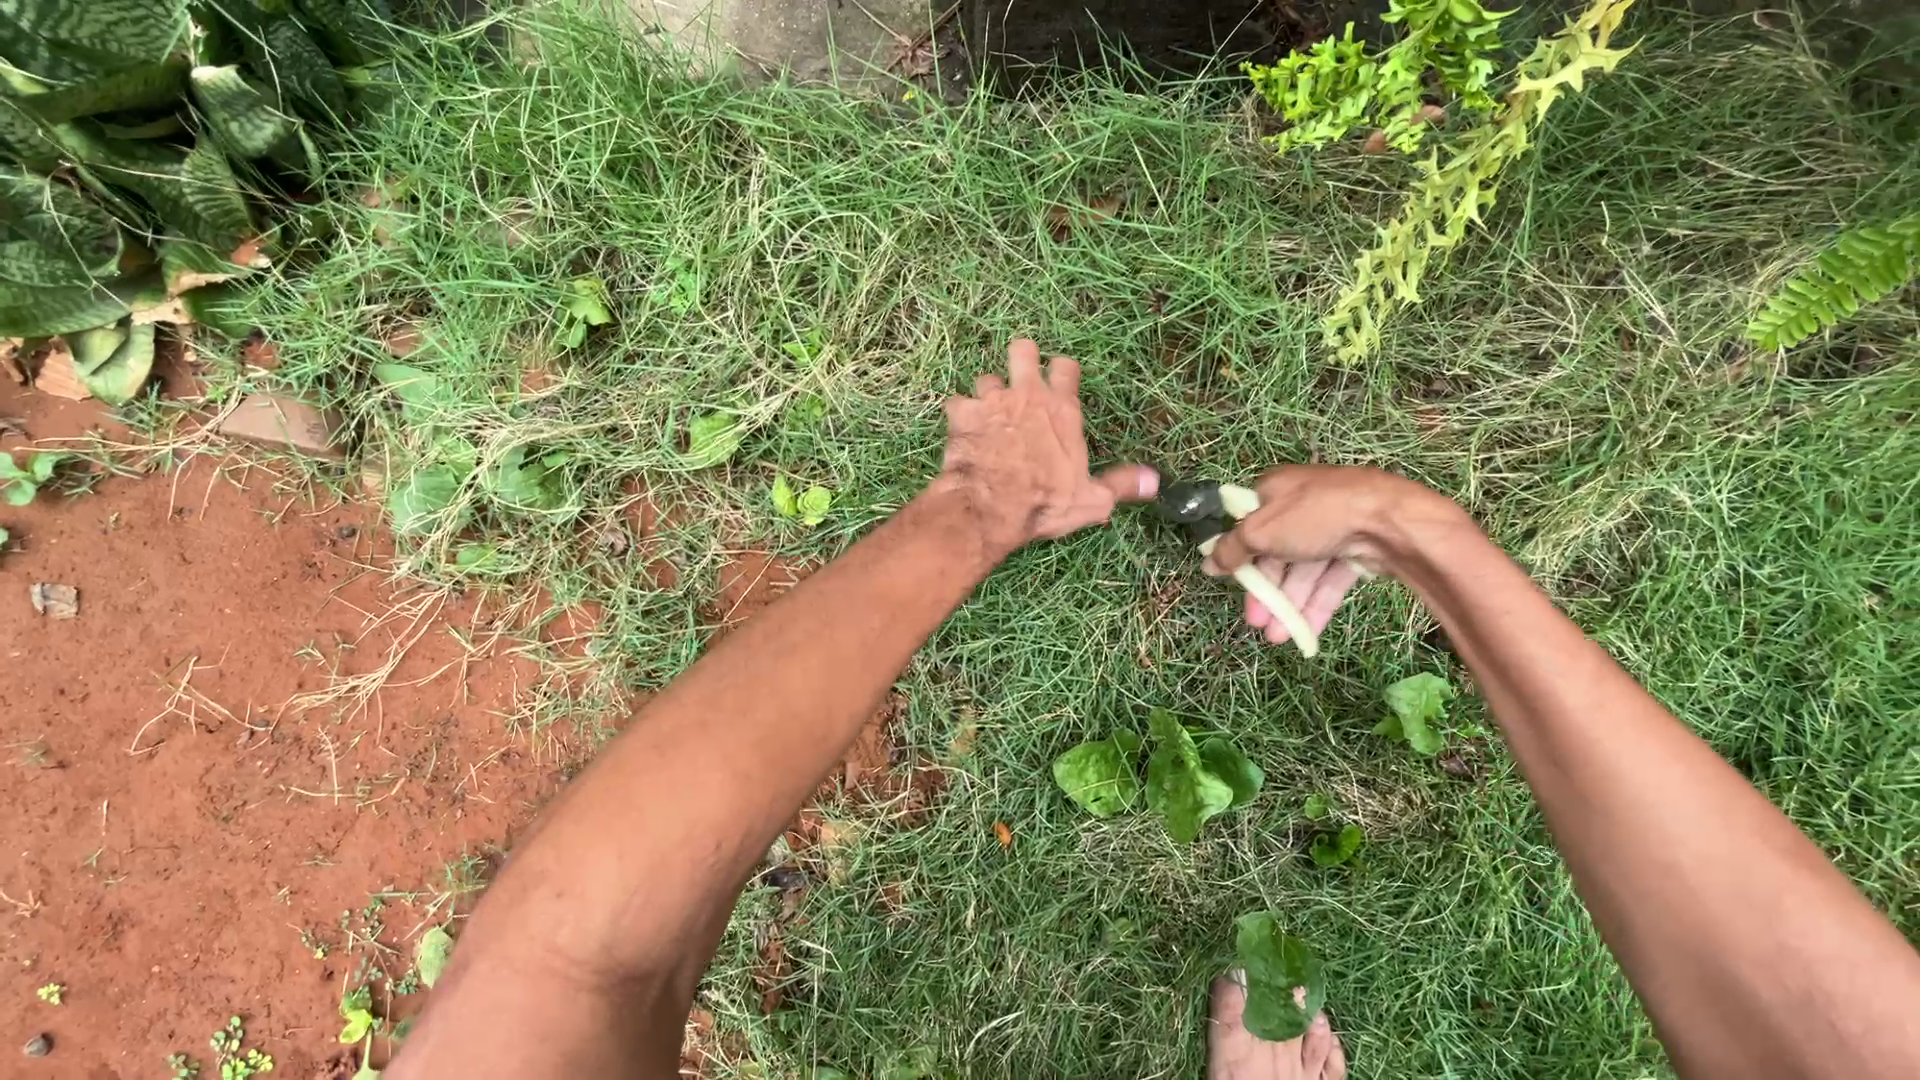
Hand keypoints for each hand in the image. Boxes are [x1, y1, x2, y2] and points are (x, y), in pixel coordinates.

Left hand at [938, 339, 1156, 555]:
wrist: (992, 507)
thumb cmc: (1045, 502)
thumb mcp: (1091, 499)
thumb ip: (1121, 484)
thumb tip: (1155, 481)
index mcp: (1062, 409)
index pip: (1066, 366)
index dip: (1062, 371)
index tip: (1060, 382)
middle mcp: (1027, 395)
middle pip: (1023, 350)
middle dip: (1021, 360)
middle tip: (1020, 381)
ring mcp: (991, 401)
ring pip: (986, 377)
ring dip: (988, 394)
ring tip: (989, 415)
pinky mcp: (961, 415)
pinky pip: (957, 403)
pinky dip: (960, 416)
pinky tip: (962, 431)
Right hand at [1201, 465, 1440, 646]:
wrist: (1390, 521)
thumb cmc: (1314, 517)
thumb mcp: (1260, 531)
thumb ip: (1231, 549)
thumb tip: (1208, 563)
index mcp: (1275, 491)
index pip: (1247, 526)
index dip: (1237, 557)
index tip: (1230, 584)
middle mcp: (1301, 507)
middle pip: (1274, 554)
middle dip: (1265, 591)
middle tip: (1255, 622)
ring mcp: (1331, 528)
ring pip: (1302, 571)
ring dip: (1287, 605)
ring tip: (1277, 637)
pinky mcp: (1356, 549)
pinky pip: (1328, 579)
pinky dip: (1315, 604)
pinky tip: (1304, 634)